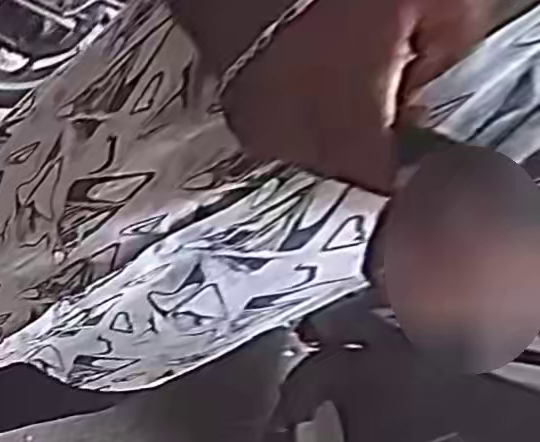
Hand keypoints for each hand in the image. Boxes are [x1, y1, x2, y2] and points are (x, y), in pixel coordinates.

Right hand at [201, 0, 488, 192]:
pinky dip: (304, 132)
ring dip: (332, 144)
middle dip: (366, 157)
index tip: (420, 174)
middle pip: (337, 169)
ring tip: (357, 112)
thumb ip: (445, 50)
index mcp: (344, 117)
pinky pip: (280, 141)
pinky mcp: (240, 123)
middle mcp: (293, 140)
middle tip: (396, 132)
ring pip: (307, 156)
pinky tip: (319, 105)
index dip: (397, 180)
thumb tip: (422, 88)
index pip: (375, 173)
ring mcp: (259, 135)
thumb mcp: (434, 3)